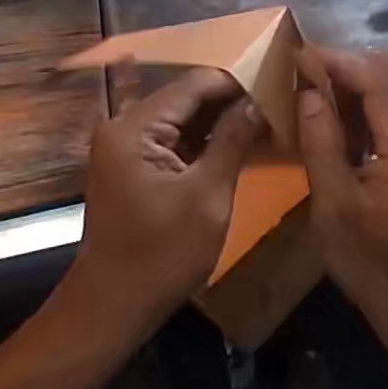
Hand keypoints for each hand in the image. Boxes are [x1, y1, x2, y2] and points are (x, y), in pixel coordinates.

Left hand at [73, 67, 262, 326]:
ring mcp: (123, 146)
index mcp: (134, 128)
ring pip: (178, 119)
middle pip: (184, 98)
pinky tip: (233, 140)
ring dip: (216, 121)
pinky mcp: (129, 165)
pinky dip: (199, 141)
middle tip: (275, 104)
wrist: (112, 306)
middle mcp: (122, 127)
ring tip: (262, 120)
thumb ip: (232, 141)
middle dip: (228, 101)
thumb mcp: (207, 197)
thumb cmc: (162, 255)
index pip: (192, 84)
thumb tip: (257, 103)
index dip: (235, 82)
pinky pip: (169, 140)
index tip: (274, 84)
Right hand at [296, 46, 387, 326]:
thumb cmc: (369, 261)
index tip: (298, 56)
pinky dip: (365, 98)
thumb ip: (320, 143)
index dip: (338, 61)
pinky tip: (336, 115)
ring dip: (355, 79)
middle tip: (303, 74)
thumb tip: (307, 91)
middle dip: (347, 63)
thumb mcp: (333, 207)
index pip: (380, 81)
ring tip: (314, 91)